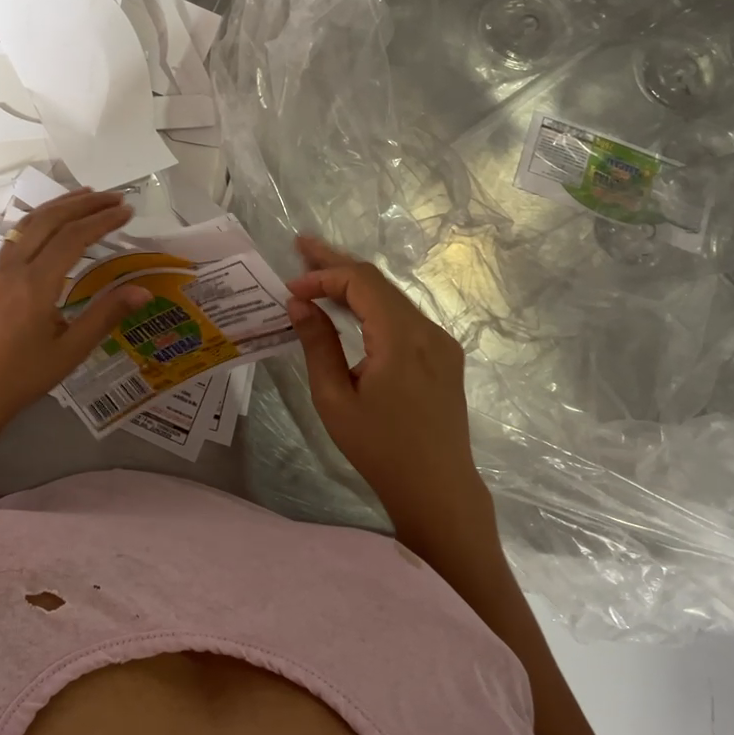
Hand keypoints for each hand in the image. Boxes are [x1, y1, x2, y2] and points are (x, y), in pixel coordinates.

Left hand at [0, 190, 152, 425]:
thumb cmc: (24, 375)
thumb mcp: (70, 350)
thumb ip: (105, 315)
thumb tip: (143, 290)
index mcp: (36, 285)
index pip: (73, 237)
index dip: (101, 220)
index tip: (127, 211)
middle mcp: (15, 267)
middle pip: (51, 220)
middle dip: (85, 204)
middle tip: (116, 197)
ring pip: (30, 222)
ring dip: (60, 205)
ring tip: (88, 196)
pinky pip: (17, 234)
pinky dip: (40, 218)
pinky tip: (53, 221)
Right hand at [284, 235, 485, 523]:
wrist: (437, 489)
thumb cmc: (379, 449)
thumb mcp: (334, 398)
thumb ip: (317, 344)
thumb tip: (299, 303)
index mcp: (402, 339)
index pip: (362, 283)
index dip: (324, 275)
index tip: (290, 288)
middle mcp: (429, 332)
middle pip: (380, 282)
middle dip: (337, 263)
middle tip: (300, 245)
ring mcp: (441, 343)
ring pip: (392, 297)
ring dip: (354, 283)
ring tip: (317, 271)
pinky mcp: (443, 356)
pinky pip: (403, 316)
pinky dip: (372, 304)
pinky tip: (349, 306)